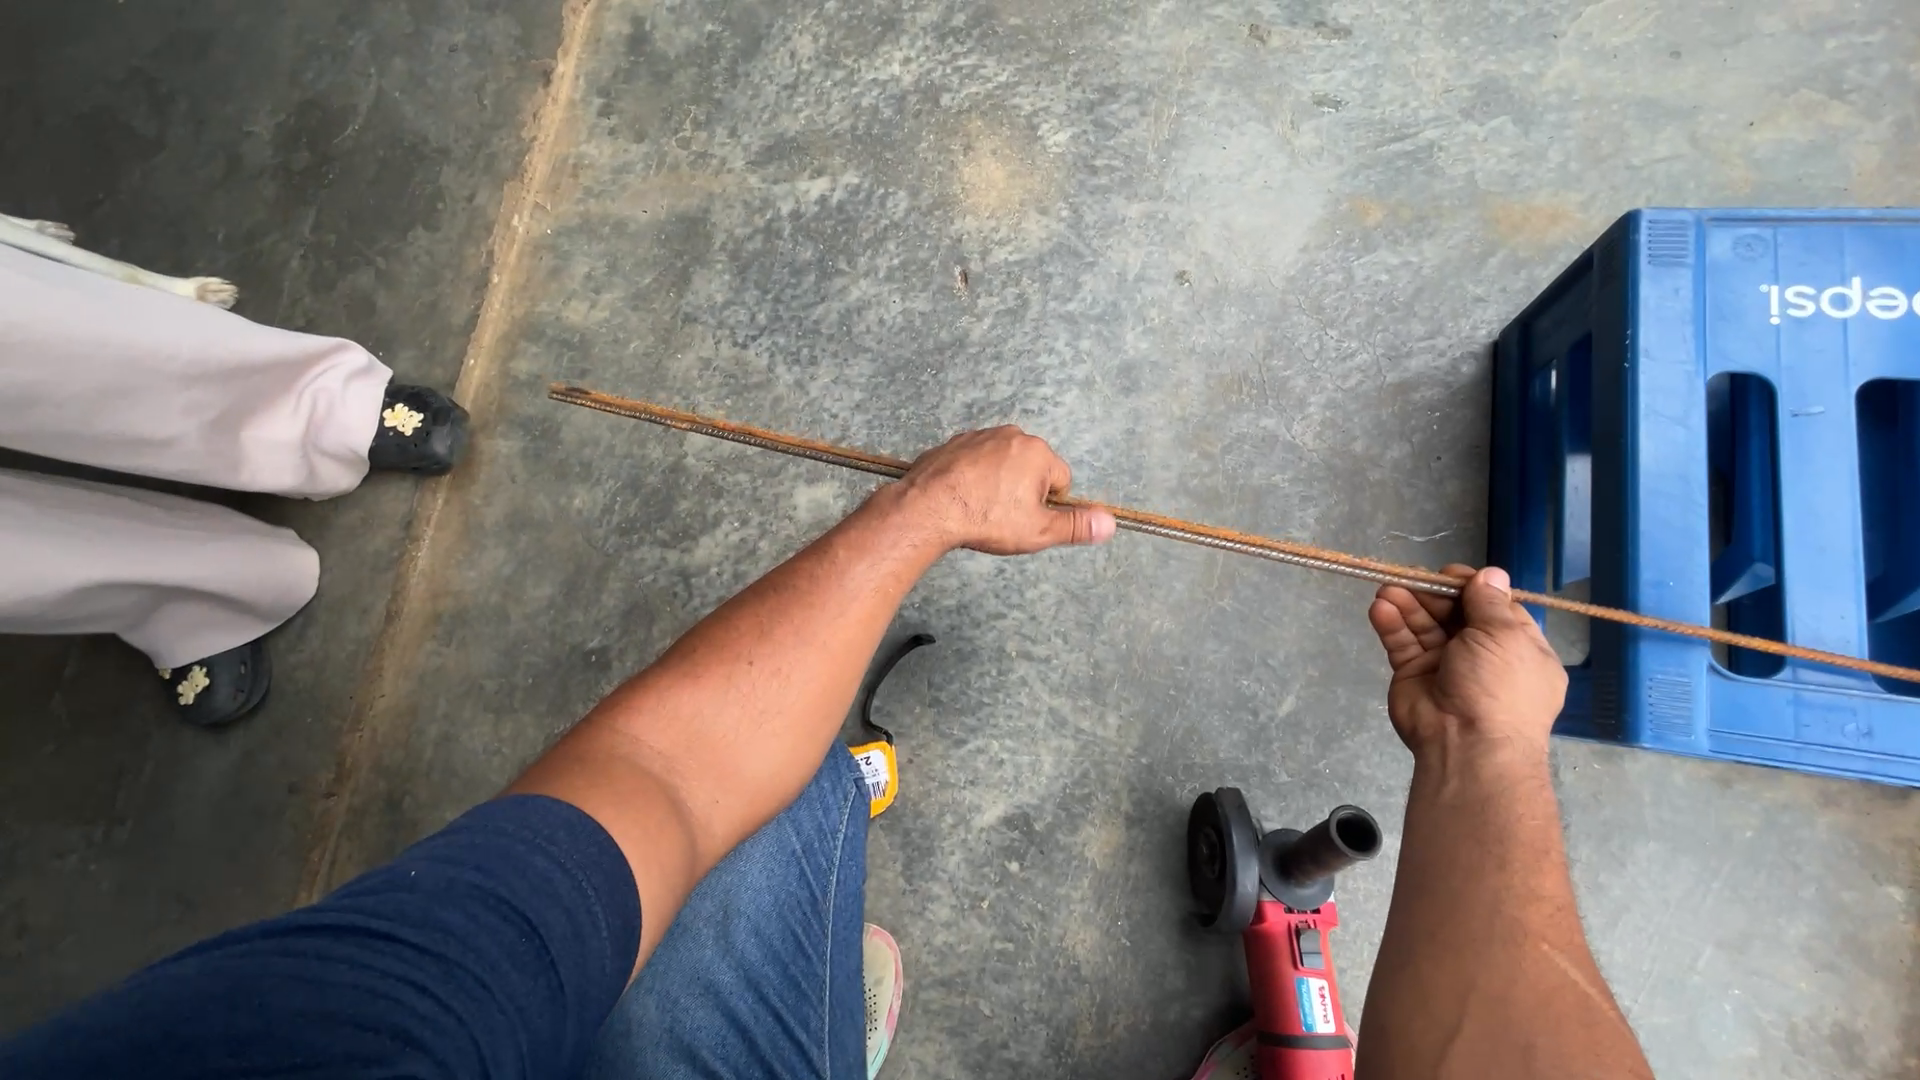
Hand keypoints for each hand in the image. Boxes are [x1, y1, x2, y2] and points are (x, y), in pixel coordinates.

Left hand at [886, 426, 1116, 554]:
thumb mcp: (1038, 530)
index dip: (1046, 505)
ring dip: (996, 482)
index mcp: (1037, 452)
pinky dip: (970, 477)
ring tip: (980, 508)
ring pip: (1000, 463)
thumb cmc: (986, 519)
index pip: (1060, 480)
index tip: (1025, 518)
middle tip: (1002, 516)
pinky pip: (972, 462)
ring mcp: (978, 436)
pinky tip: (961, 498)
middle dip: (1021, 490)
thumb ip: (1076, 525)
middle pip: (1030, 468)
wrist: (929, 509)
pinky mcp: (952, 444)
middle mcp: (1011, 435)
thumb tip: (1109, 523)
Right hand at [1367, 564, 1566, 756]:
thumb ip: (1489, 602)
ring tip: (1388, 589)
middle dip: (1433, 594)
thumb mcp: (1505, 636)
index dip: (1472, 587)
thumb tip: (1490, 573)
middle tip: (1412, 580)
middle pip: (1454, 612)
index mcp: (1516, 647)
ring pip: (1423, 625)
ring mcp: (1445, 664)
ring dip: (1407, 604)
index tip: (1450, 575)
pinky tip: (1380, 608)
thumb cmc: (1499, 686)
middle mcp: (1482, 654)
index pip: (1493, 607)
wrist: (1467, 743)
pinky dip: (1391, 624)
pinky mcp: (1413, 673)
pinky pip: (1402, 643)